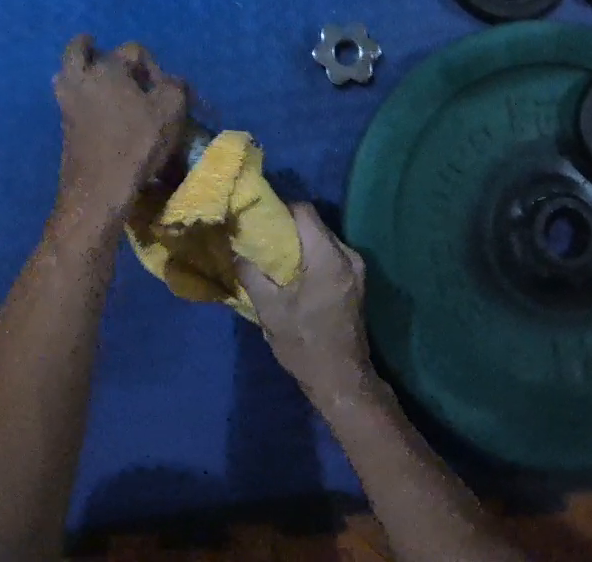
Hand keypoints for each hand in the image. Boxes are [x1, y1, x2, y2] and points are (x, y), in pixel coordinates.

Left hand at [54, 35, 188, 221]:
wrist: (100, 186)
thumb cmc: (138, 142)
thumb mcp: (171, 110)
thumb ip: (174, 86)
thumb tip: (170, 80)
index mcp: (108, 68)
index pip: (133, 50)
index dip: (151, 64)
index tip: (161, 86)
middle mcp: (82, 79)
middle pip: (77, 50)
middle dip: (88, 46)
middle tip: (96, 48)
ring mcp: (68, 103)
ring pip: (65, 74)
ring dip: (76, 70)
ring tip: (90, 75)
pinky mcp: (64, 125)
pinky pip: (66, 97)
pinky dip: (75, 93)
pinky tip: (91, 104)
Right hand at [236, 204, 375, 404]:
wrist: (342, 381)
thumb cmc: (305, 345)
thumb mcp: (271, 311)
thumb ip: (252, 275)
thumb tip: (234, 251)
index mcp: (329, 258)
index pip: (305, 213)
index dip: (281, 209)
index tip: (258, 218)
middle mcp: (348, 256)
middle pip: (315, 225)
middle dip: (288, 226)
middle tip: (260, 235)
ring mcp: (356, 269)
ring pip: (323, 239)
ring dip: (300, 242)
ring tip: (273, 252)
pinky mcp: (356, 281)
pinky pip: (331, 254)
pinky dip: (311, 255)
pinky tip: (292, 270)